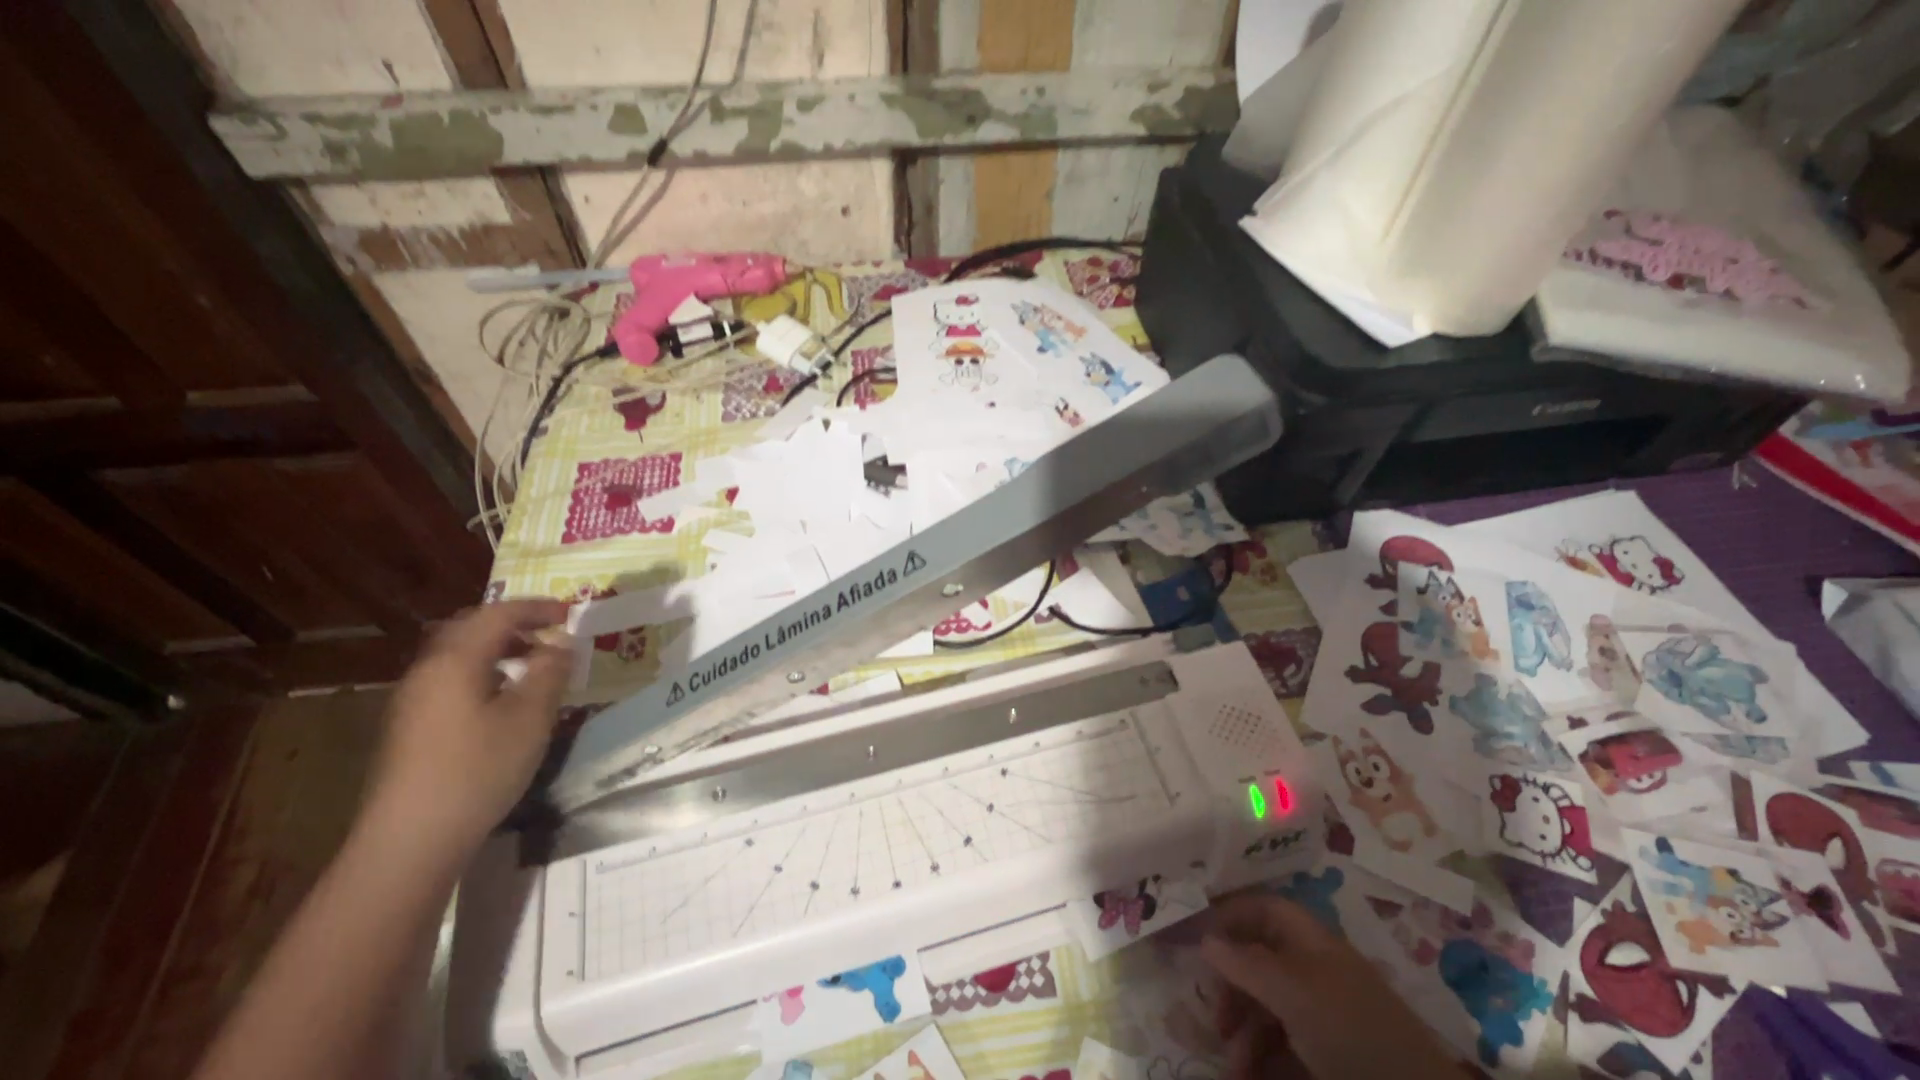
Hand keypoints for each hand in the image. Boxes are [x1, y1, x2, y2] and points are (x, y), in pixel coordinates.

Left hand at [363, 599, 573, 854]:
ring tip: (533, 669)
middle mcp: (427, 670)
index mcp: (455, 660)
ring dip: (498, 652)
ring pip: (458, 657)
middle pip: (470, 629)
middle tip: (550, 635)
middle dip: (513, 625)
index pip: (498, 614)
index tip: (570, 613)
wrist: (410, 838)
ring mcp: (413, 700)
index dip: (537, 608)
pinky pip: (450, 682)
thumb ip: (549, 674)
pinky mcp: (409, 728)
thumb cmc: (477, 770)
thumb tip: (561, 646)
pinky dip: (482, 676)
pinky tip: (502, 705)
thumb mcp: (529, 720)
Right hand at [1201, 894, 1461, 1079]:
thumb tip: (1206, 938)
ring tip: (1236, 1065)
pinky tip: (1250, 1075)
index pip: (1265, 909)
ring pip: (1265, 1007)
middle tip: (1217, 1020)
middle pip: (1258, 960)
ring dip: (1243, 1033)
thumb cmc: (1349, 1029)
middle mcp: (1314, 970)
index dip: (1231, 916)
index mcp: (1311, 943)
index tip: (1197, 940)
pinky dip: (1260, 1057)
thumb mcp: (1292, 991)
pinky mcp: (1325, 1052)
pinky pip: (1280, 1043)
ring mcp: (1321, 1013)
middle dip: (1231, 988)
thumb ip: (1245, 963)